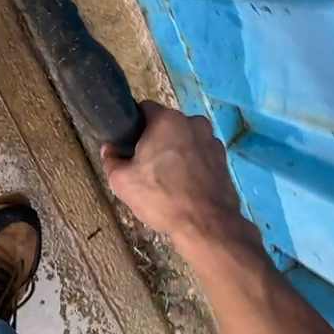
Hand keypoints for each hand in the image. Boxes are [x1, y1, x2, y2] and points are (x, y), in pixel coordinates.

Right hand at [102, 101, 252, 247]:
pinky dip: (191, 166)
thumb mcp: (122, 181)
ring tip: (166, 180)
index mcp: (167, 120)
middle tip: (143, 167)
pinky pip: (200, 156)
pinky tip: (184, 187)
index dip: (133, 126)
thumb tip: (109, 148)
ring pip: (185, 141)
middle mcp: (194, 123)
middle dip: (155, 141)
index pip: (144, 109)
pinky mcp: (224, 160)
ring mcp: (212, 141)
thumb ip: (112, 160)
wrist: (205, 224)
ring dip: (175, 153)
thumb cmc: (160, 197)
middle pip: (166, 126)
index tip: (127, 146)